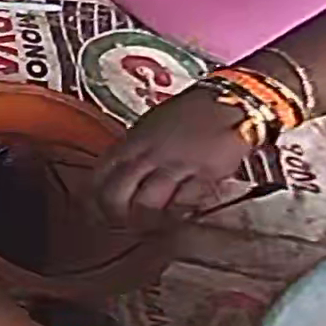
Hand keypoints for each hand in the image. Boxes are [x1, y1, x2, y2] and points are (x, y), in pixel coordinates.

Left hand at [92, 88, 253, 229]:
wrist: (232, 101)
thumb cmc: (184, 117)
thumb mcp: (144, 131)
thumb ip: (128, 154)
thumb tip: (112, 180)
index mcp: (127, 146)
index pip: (97, 179)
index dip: (92, 200)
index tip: (93, 214)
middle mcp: (146, 157)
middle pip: (116, 195)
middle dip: (115, 215)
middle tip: (121, 225)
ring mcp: (176, 165)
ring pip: (147, 203)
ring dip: (145, 219)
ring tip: (149, 225)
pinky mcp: (208, 173)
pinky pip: (185, 201)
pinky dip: (178, 213)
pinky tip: (178, 215)